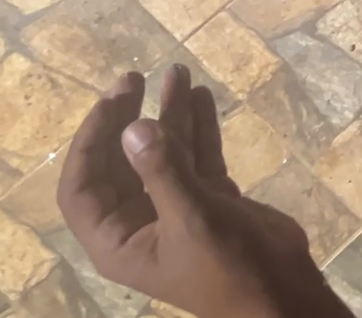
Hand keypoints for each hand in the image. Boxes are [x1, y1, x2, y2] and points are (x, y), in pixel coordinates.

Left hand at [57, 66, 351, 317]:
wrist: (277, 289)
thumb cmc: (224, 265)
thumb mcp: (191, 218)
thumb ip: (163, 172)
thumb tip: (133, 127)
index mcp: (117, 239)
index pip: (84, 185)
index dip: (91, 141)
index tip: (112, 99)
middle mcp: (140, 220)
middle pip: (122, 162)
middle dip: (127, 119)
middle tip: (136, 77)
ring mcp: (178, 207)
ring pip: (166, 151)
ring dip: (170, 114)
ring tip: (178, 71)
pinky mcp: (212, 198)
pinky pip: (198, 155)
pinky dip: (200, 126)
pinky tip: (202, 97)